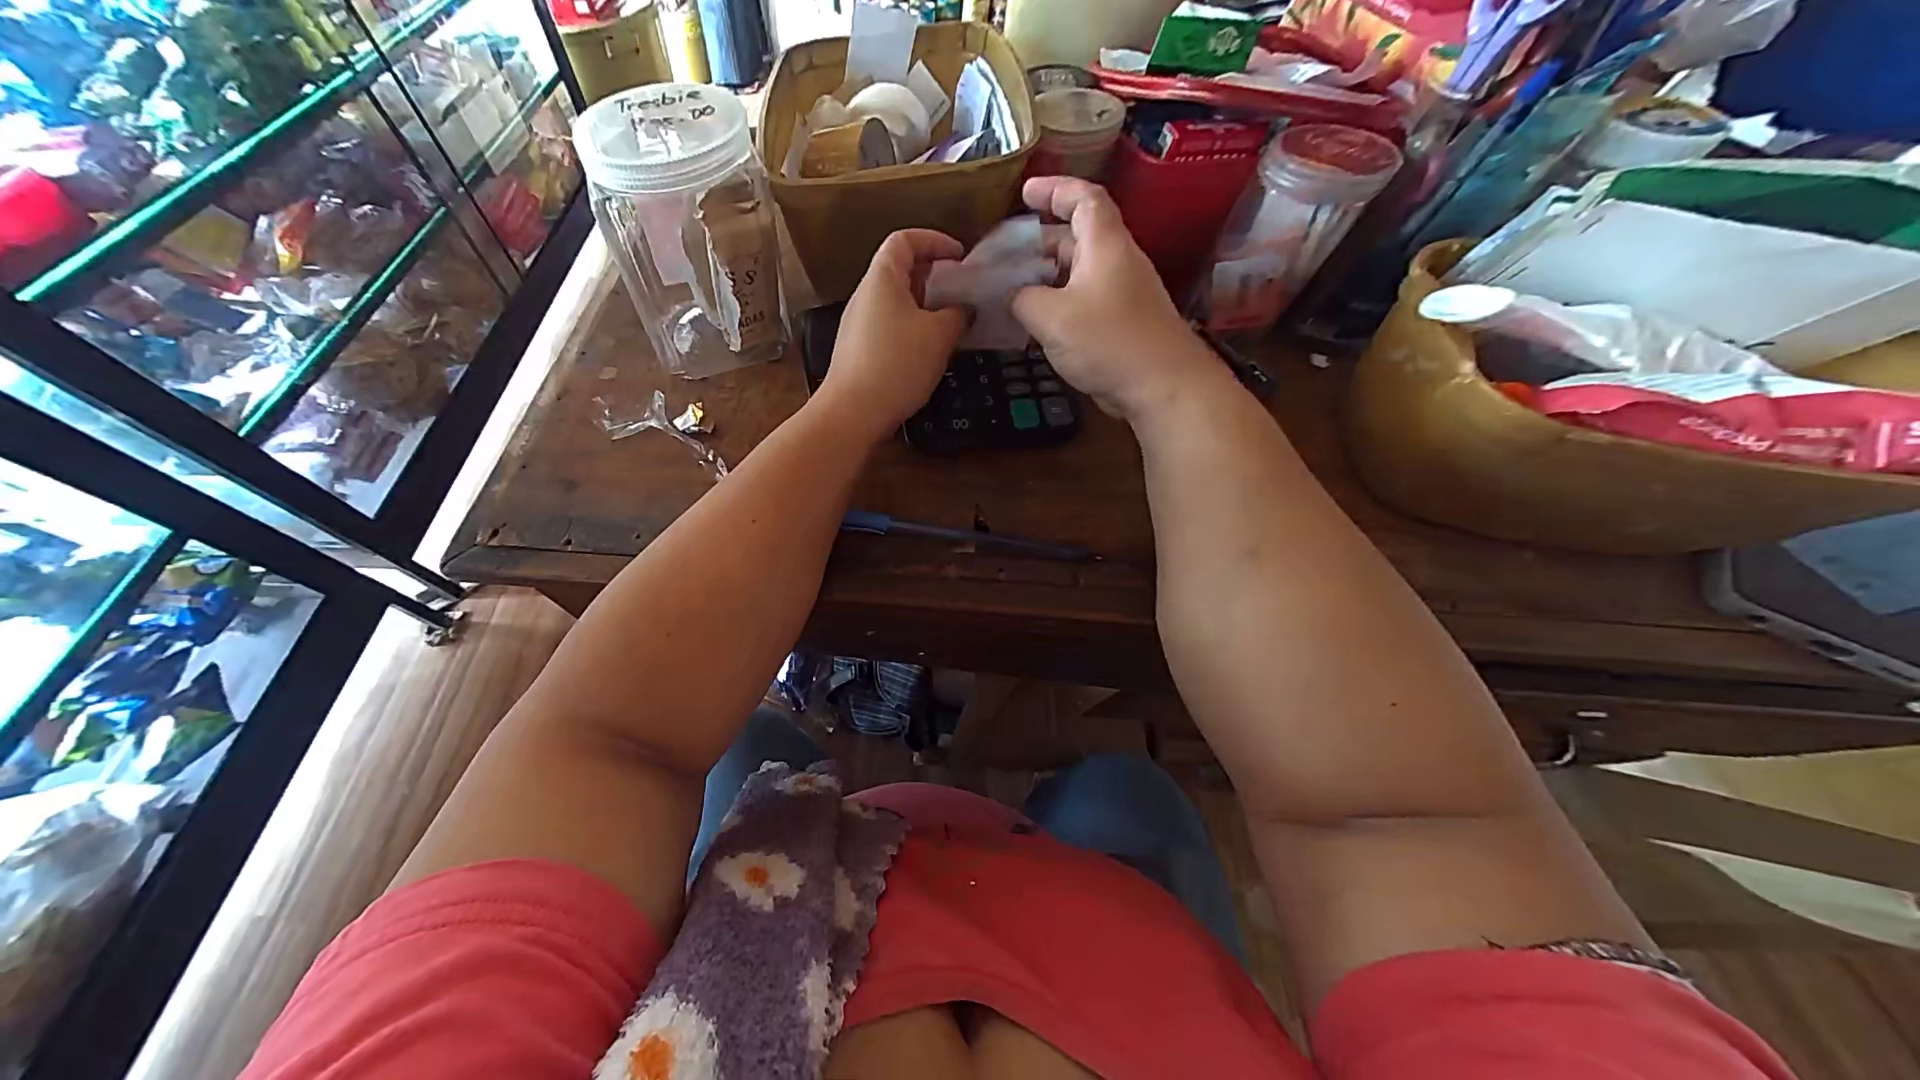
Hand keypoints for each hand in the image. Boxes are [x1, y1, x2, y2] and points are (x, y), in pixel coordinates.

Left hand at [818, 229, 969, 438]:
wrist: (853, 413)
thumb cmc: (895, 365)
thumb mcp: (939, 336)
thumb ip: (957, 315)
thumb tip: (964, 309)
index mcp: (882, 278)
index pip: (905, 240)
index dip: (934, 241)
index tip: (959, 257)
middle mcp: (866, 296)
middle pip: (901, 271)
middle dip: (935, 277)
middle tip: (963, 293)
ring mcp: (859, 324)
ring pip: (898, 303)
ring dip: (927, 307)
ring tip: (953, 325)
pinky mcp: (860, 351)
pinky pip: (891, 328)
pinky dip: (914, 330)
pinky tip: (931, 352)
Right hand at [1010, 177, 1223, 422]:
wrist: (1163, 387)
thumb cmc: (1108, 341)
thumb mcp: (1051, 317)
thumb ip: (1023, 298)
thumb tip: (1014, 296)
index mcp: (1105, 244)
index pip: (1084, 197)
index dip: (1054, 189)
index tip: (1024, 193)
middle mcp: (1118, 262)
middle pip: (1078, 236)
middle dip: (1041, 240)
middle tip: (1007, 253)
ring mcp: (1123, 294)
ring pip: (1080, 272)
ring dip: (1047, 275)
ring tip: (1014, 288)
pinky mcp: (1123, 324)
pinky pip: (1085, 300)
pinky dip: (1059, 302)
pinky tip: (1037, 323)